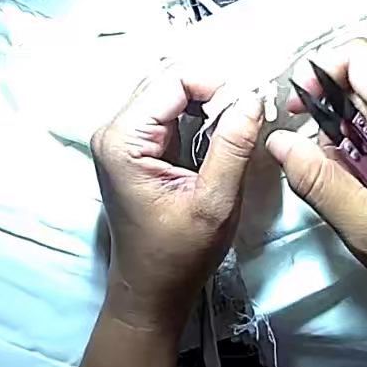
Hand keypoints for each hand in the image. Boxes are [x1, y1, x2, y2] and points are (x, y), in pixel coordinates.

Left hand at [91, 70, 264, 335]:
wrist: (150, 289)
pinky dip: (196, 109)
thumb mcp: (214, 203)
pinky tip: (219, 127)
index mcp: (123, 139)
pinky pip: (166, 108)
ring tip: (238, 119)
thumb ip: (232, 147)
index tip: (250, 104)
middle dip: (212, 86)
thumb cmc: (178, 255)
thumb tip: (253, 97)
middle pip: (167, 78)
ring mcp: (121, 135)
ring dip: (206, 96)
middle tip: (248, 109)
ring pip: (168, 88)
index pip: (172, 79)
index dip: (216, 83)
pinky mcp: (133, 144)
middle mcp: (114, 129)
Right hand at [265, 39, 366, 346]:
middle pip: (363, 81)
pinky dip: (365, 149)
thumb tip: (277, 141)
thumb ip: (316, 179)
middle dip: (328, 116)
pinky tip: (366, 187)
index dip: (318, 75)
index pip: (358, 57)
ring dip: (345, 137)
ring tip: (345, 183)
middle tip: (315, 162)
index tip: (296, 115)